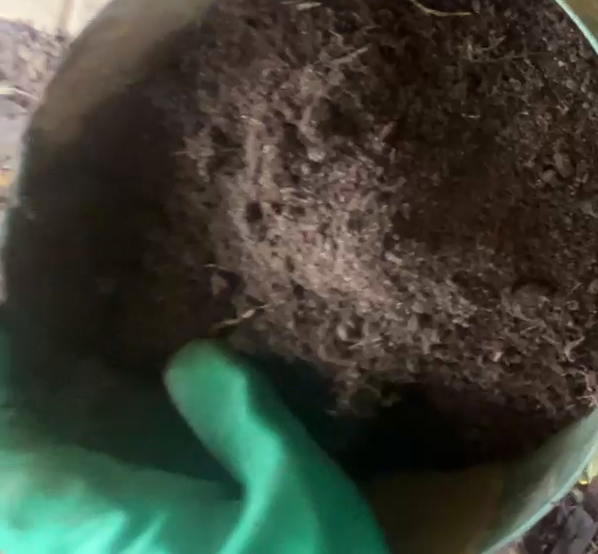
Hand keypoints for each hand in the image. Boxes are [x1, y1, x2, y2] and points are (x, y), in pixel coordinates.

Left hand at [0, 334, 389, 553]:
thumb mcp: (297, 485)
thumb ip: (240, 420)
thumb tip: (187, 356)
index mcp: (113, 526)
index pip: (20, 462)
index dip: (10, 402)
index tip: (14, 338)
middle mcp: (75, 553)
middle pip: (13, 495)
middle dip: (20, 424)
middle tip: (31, 371)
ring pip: (23, 515)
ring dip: (30, 460)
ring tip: (37, 408)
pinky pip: (47, 526)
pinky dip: (44, 491)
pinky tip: (68, 468)